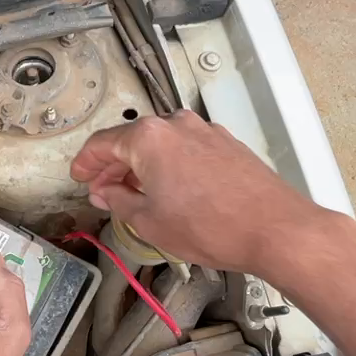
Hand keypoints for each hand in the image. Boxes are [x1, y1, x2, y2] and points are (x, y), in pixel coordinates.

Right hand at [68, 110, 339, 277]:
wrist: (276, 230)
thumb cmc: (215, 226)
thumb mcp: (148, 221)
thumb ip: (117, 200)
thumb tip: (105, 192)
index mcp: (148, 137)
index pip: (102, 143)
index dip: (85, 163)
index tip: (79, 175)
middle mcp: (176, 125)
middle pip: (130, 140)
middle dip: (112, 165)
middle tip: (101, 188)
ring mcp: (204, 131)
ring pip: (159, 143)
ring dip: (142, 165)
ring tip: (135, 193)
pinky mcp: (226, 143)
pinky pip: (185, 148)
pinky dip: (169, 164)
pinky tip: (169, 189)